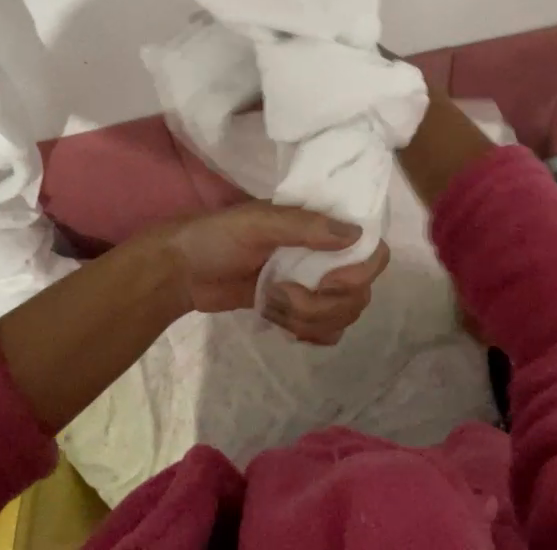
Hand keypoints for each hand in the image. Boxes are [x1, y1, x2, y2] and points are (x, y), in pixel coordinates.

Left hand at [158, 203, 391, 344]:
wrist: (182, 272)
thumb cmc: (218, 236)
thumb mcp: (259, 223)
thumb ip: (306, 227)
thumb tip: (356, 234)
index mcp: (324, 225)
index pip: (373, 249)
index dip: (361, 272)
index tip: (328, 283)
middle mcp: (329, 255)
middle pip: (360, 292)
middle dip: (322, 305)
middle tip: (282, 296)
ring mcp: (316, 284)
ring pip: (344, 315)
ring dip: (308, 320)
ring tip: (272, 306)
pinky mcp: (301, 310)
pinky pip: (329, 331)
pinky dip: (310, 333)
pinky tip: (282, 324)